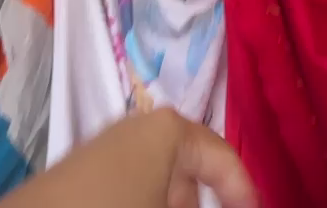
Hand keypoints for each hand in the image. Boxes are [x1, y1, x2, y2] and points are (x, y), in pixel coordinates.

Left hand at [0, 110, 258, 207]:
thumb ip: (211, 204)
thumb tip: (246, 205)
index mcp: (171, 130)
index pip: (223, 158)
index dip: (244, 191)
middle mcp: (142, 127)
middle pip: (189, 169)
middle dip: (203, 200)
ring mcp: (108, 148)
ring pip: (157, 182)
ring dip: (172, 204)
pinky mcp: (79, 175)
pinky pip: (128, 189)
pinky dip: (143, 201)